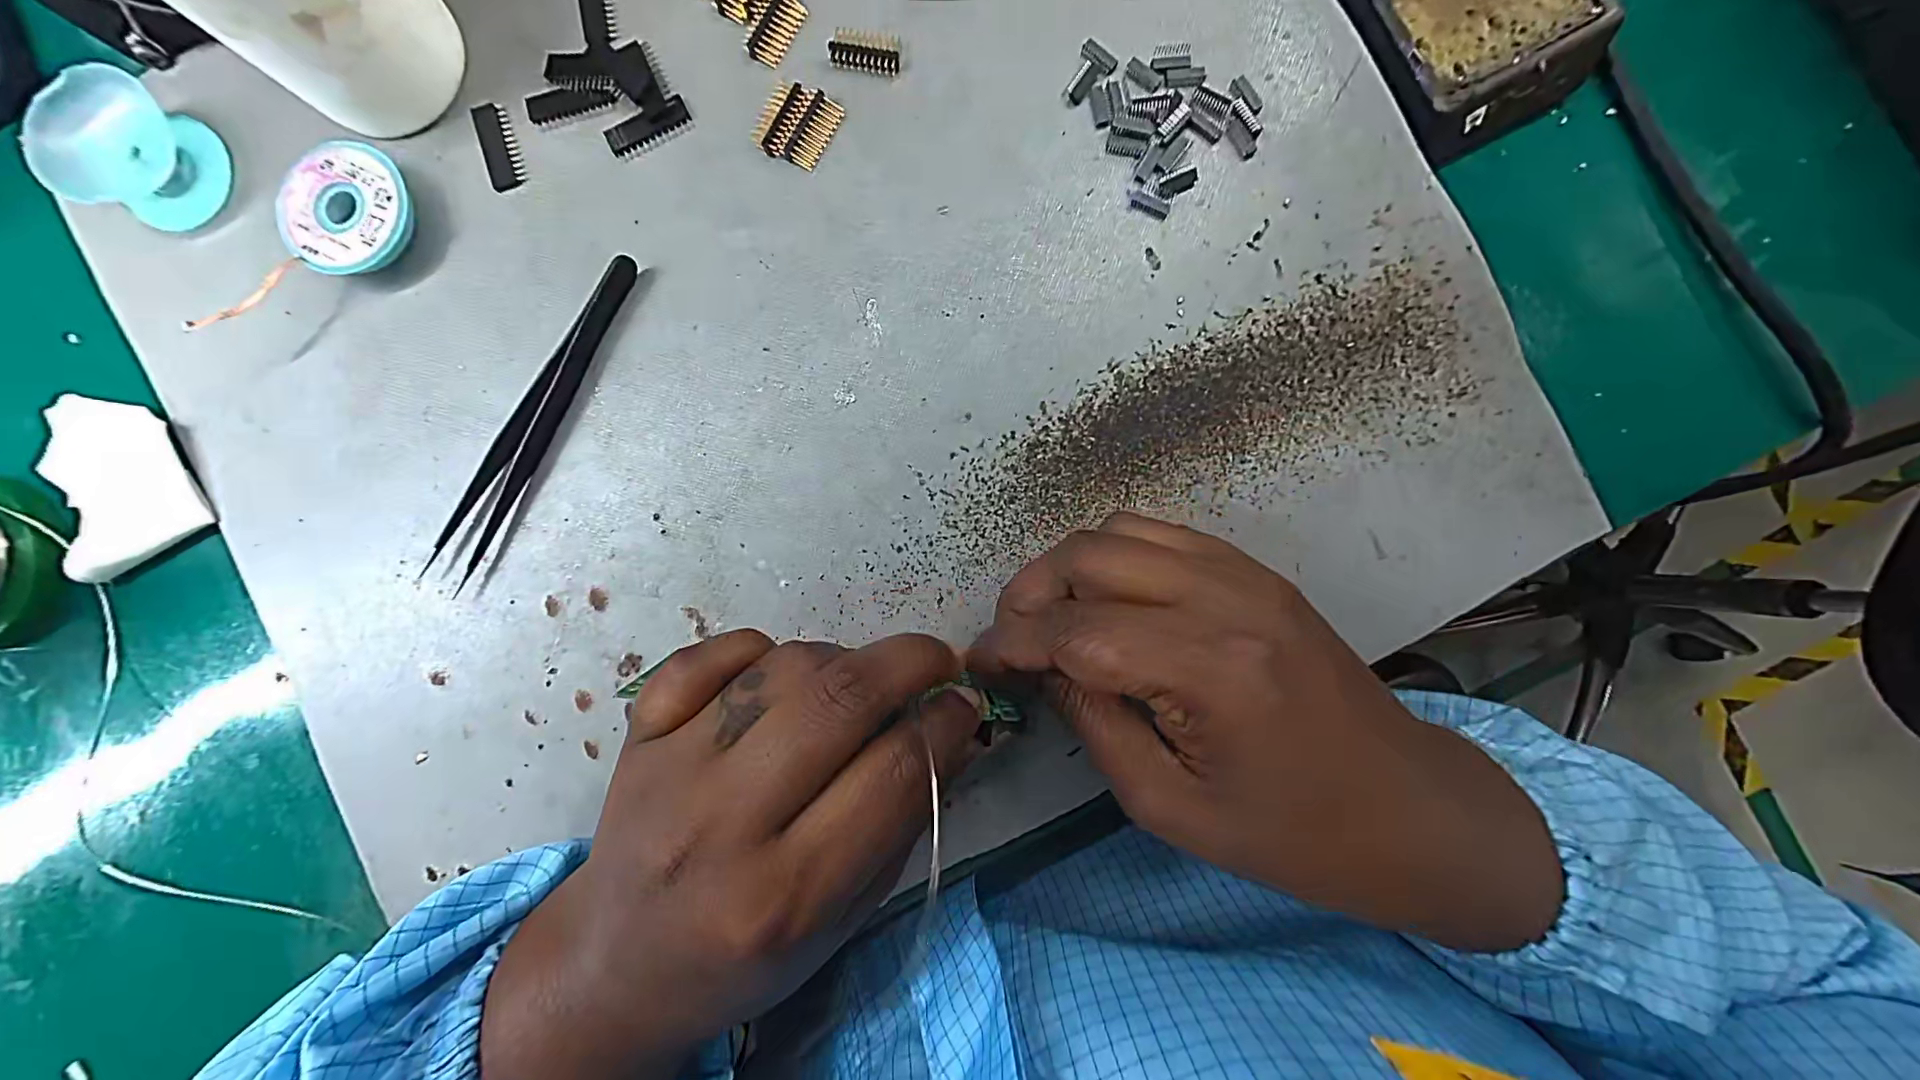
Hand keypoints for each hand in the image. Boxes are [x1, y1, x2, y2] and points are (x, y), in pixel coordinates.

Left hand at [480, 631, 985, 1078]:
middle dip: (909, 661)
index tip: (965, 703)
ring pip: (782, 667)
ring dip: (842, 658)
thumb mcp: (845, 916)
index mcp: (785, 894)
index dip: (946, 723)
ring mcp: (670, 771)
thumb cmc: (749, 958)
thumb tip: (954, 726)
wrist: (618, 967)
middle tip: (939, 660)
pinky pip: (706, 656)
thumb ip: (905, 820)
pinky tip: (778, 674)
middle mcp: (722, 825)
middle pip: (838, 701)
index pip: (892, 773)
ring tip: (857, 682)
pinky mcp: (637, 738)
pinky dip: (757, 648)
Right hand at [969, 512, 1562, 951]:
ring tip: (1052, 618)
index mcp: (1211, 670)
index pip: (1075, 632)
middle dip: (1029, 594)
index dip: (1013, 643)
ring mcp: (1246, 573)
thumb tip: (1043, 667)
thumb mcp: (1169, 806)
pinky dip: (1112, 556)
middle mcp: (1226, 599)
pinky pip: (1160, 533)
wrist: (1414, 810)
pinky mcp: (1256, 570)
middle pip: (1088, 558)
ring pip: (1118, 531)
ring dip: (1066, 568)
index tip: (979, 663)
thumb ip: (1094, 723)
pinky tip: (1106, 601)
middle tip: (1013, 642)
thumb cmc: (1293, 834)